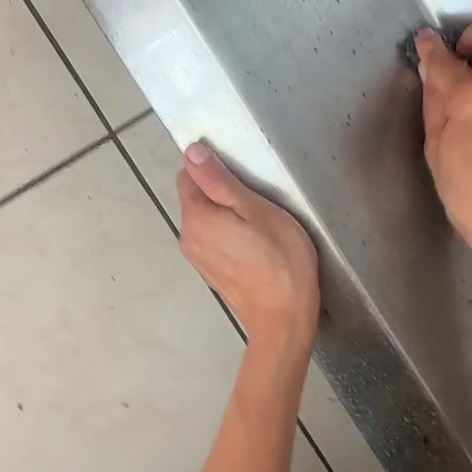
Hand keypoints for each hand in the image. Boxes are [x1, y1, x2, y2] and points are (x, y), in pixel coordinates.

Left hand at [176, 142, 320, 356]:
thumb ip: (219, 180)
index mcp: (195, 217)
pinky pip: (214, 240)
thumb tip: (191, 152)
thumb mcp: (256, 209)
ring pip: (207, 219)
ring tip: (260, 225)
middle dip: (222, 193)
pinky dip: (229, 235)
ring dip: (227, 215)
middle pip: (196, 197)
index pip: (188, 174)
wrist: (283, 319)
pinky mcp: (211, 272)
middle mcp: (187, 237)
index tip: (243, 178)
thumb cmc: (280, 260)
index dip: (214, 169)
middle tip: (258, 203)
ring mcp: (197, 258)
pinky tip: (256, 245)